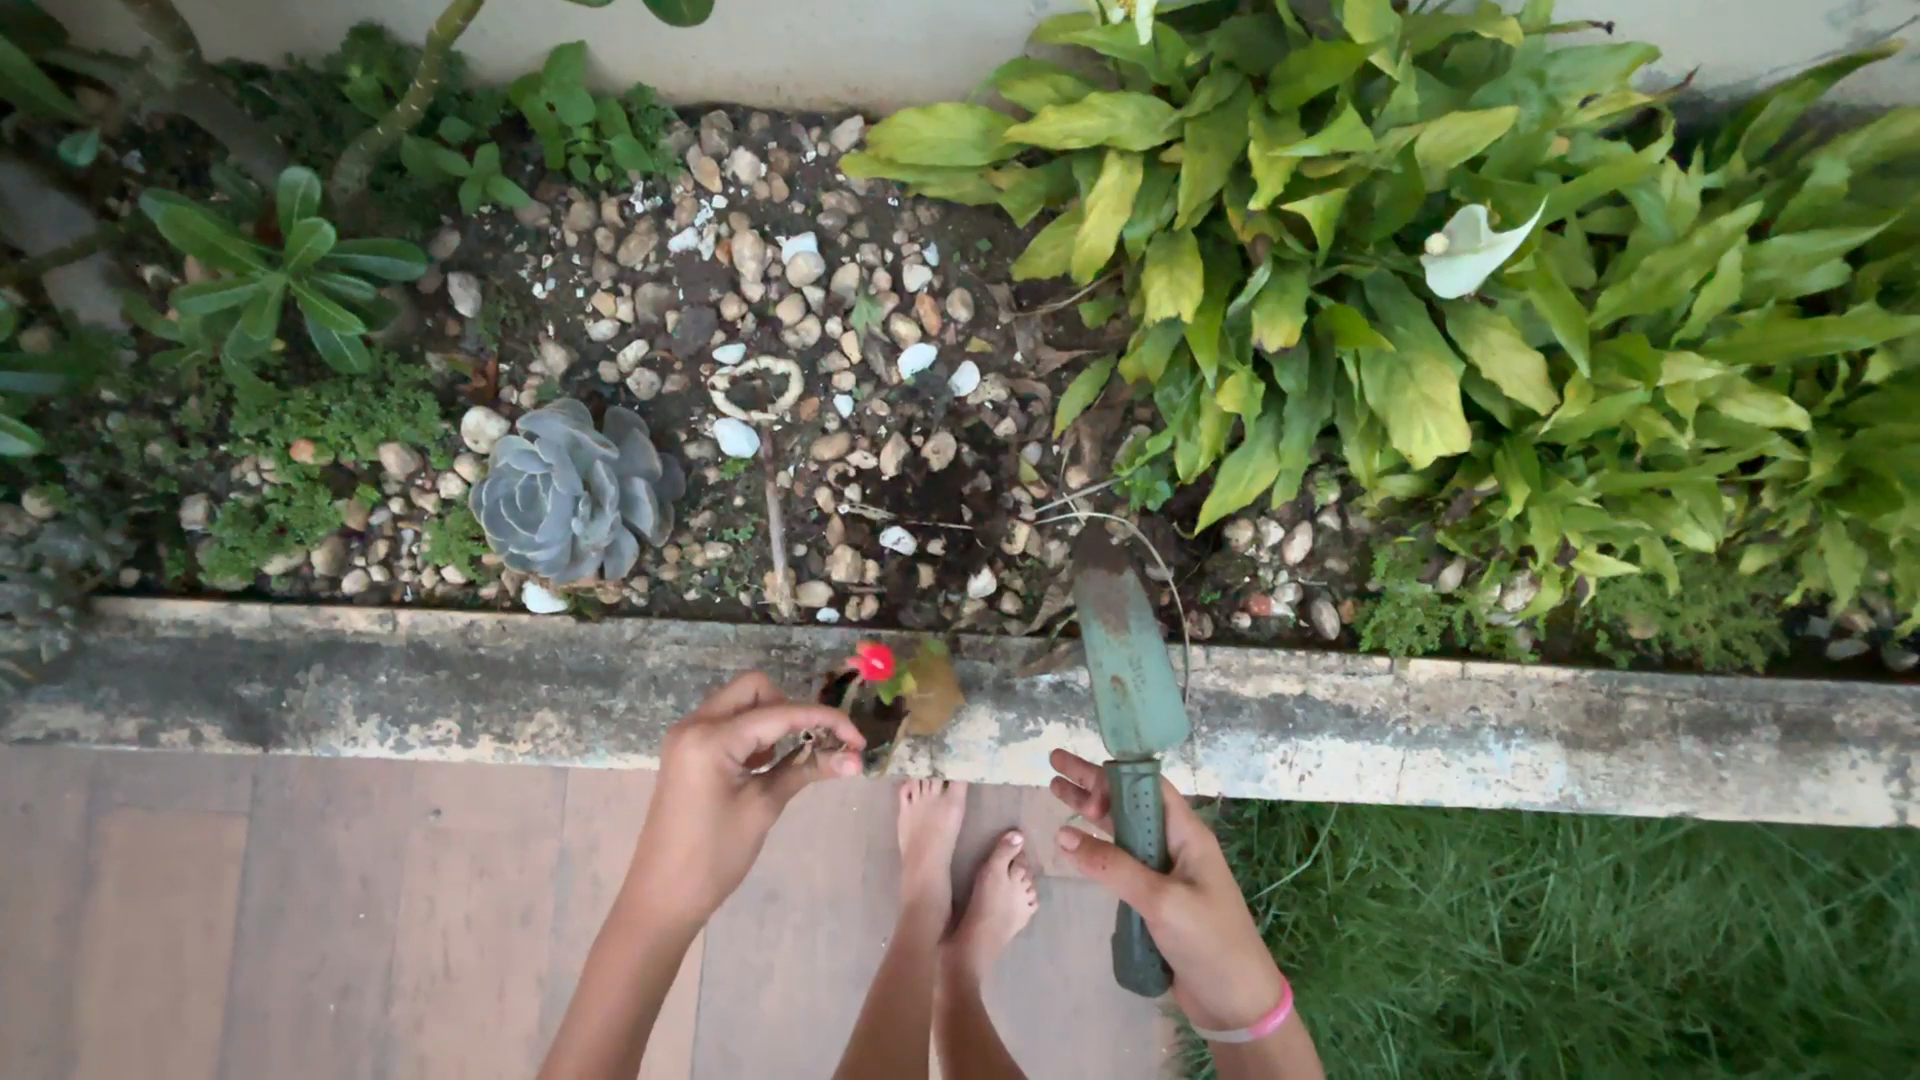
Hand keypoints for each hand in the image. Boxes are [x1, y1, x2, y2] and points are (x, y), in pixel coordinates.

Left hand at [627, 672, 864, 925]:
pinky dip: (751, 731)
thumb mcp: (764, 807)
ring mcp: (686, 735)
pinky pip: (726, 721)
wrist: (661, 897)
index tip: (857, 739)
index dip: (825, 720)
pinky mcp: (686, 749)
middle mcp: (694, 724)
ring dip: (771, 719)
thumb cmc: (714, 857)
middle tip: (810, 743)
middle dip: (791, 709)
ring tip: (783, 761)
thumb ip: (806, 769)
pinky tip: (760, 765)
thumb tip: (855, 758)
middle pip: (755, 688)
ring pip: (740, 701)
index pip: (781, 713)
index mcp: (711, 738)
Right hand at [1048, 749, 1283, 1031]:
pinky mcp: (1155, 896)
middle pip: (1128, 802)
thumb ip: (1112, 866)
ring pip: (1121, 828)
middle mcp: (1174, 845)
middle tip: (1055, 763)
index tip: (1082, 778)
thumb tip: (1063, 835)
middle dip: (1092, 782)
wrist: (1236, 1003)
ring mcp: (1165, 871)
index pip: (1147, 786)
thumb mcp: (1160, 900)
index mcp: (1186, 834)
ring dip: (1090, 810)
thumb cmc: (1209, 942)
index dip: (1114, 776)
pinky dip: (1097, 845)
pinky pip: (1122, 860)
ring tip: (1056, 789)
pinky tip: (1076, 841)